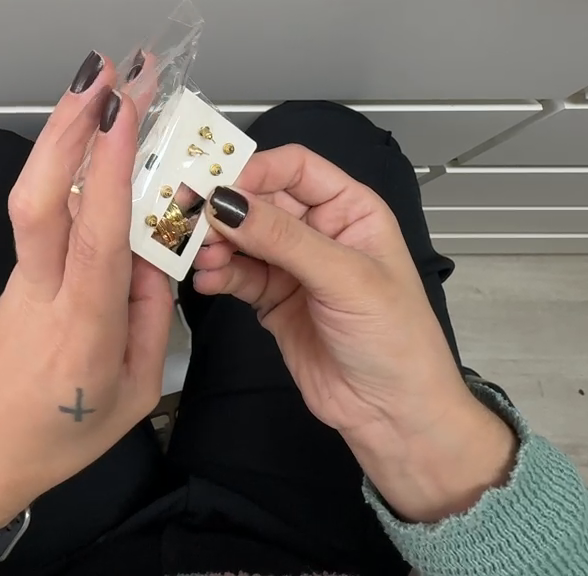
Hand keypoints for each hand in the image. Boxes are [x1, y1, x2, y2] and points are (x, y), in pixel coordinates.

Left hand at [0, 53, 173, 537]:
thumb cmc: (58, 439)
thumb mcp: (134, 393)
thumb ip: (152, 316)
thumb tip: (155, 249)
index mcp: (84, 330)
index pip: (98, 237)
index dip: (111, 169)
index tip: (123, 109)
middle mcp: (45, 291)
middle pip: (43, 197)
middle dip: (71, 125)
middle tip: (107, 71)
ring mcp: (20, 276)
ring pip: (32, 193)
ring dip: (61, 130)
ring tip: (93, 80)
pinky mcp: (13, 269)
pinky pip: (37, 208)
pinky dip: (57, 161)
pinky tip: (79, 132)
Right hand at [191, 144, 516, 523]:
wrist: (396, 419)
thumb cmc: (394, 339)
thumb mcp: (345, 280)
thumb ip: (283, 238)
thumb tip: (225, 201)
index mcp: (348, 209)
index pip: (295, 168)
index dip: (256, 169)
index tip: (219, 186)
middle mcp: (317, 228)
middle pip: (259, 199)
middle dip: (226, 208)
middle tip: (192, 219)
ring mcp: (291, 264)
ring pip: (241, 236)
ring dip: (216, 243)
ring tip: (200, 258)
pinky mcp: (270, 297)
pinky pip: (235, 273)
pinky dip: (216, 273)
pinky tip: (205, 281)